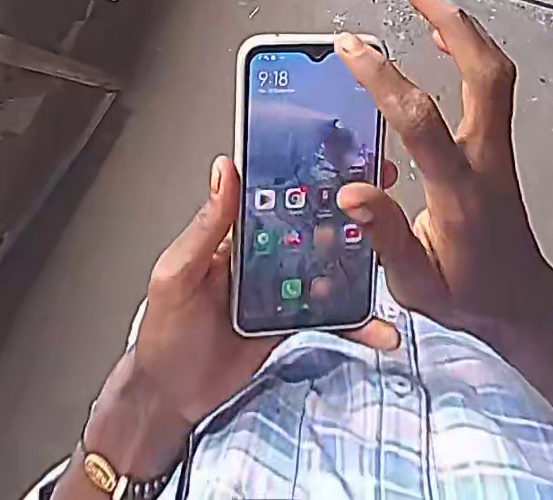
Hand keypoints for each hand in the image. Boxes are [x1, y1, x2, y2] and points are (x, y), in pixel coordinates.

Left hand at [80, 157, 398, 479]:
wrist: (170, 394)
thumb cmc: (164, 326)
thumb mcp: (179, 271)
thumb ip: (207, 225)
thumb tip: (225, 169)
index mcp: (236, 232)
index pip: (274, 193)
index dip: (305, 176)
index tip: (341, 159)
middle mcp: (261, 253)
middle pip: (308, 226)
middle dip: (345, 214)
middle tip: (383, 202)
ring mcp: (278, 287)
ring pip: (325, 268)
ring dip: (356, 265)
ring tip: (388, 260)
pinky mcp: (289, 321)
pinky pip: (326, 315)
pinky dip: (353, 322)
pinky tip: (378, 329)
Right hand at [335, 0, 552, 347]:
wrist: (523, 302)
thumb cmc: (468, 292)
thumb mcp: (416, 283)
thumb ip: (385, 237)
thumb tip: (352, 192)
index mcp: (460, 191)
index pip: (421, 120)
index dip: (384, 78)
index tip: (350, 49)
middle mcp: (485, 157)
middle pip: (485, 75)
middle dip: (452, 25)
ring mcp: (498, 145)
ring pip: (495, 72)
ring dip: (463, 28)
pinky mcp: (498, 141)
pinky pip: (492, 83)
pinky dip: (469, 49)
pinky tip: (445, 38)